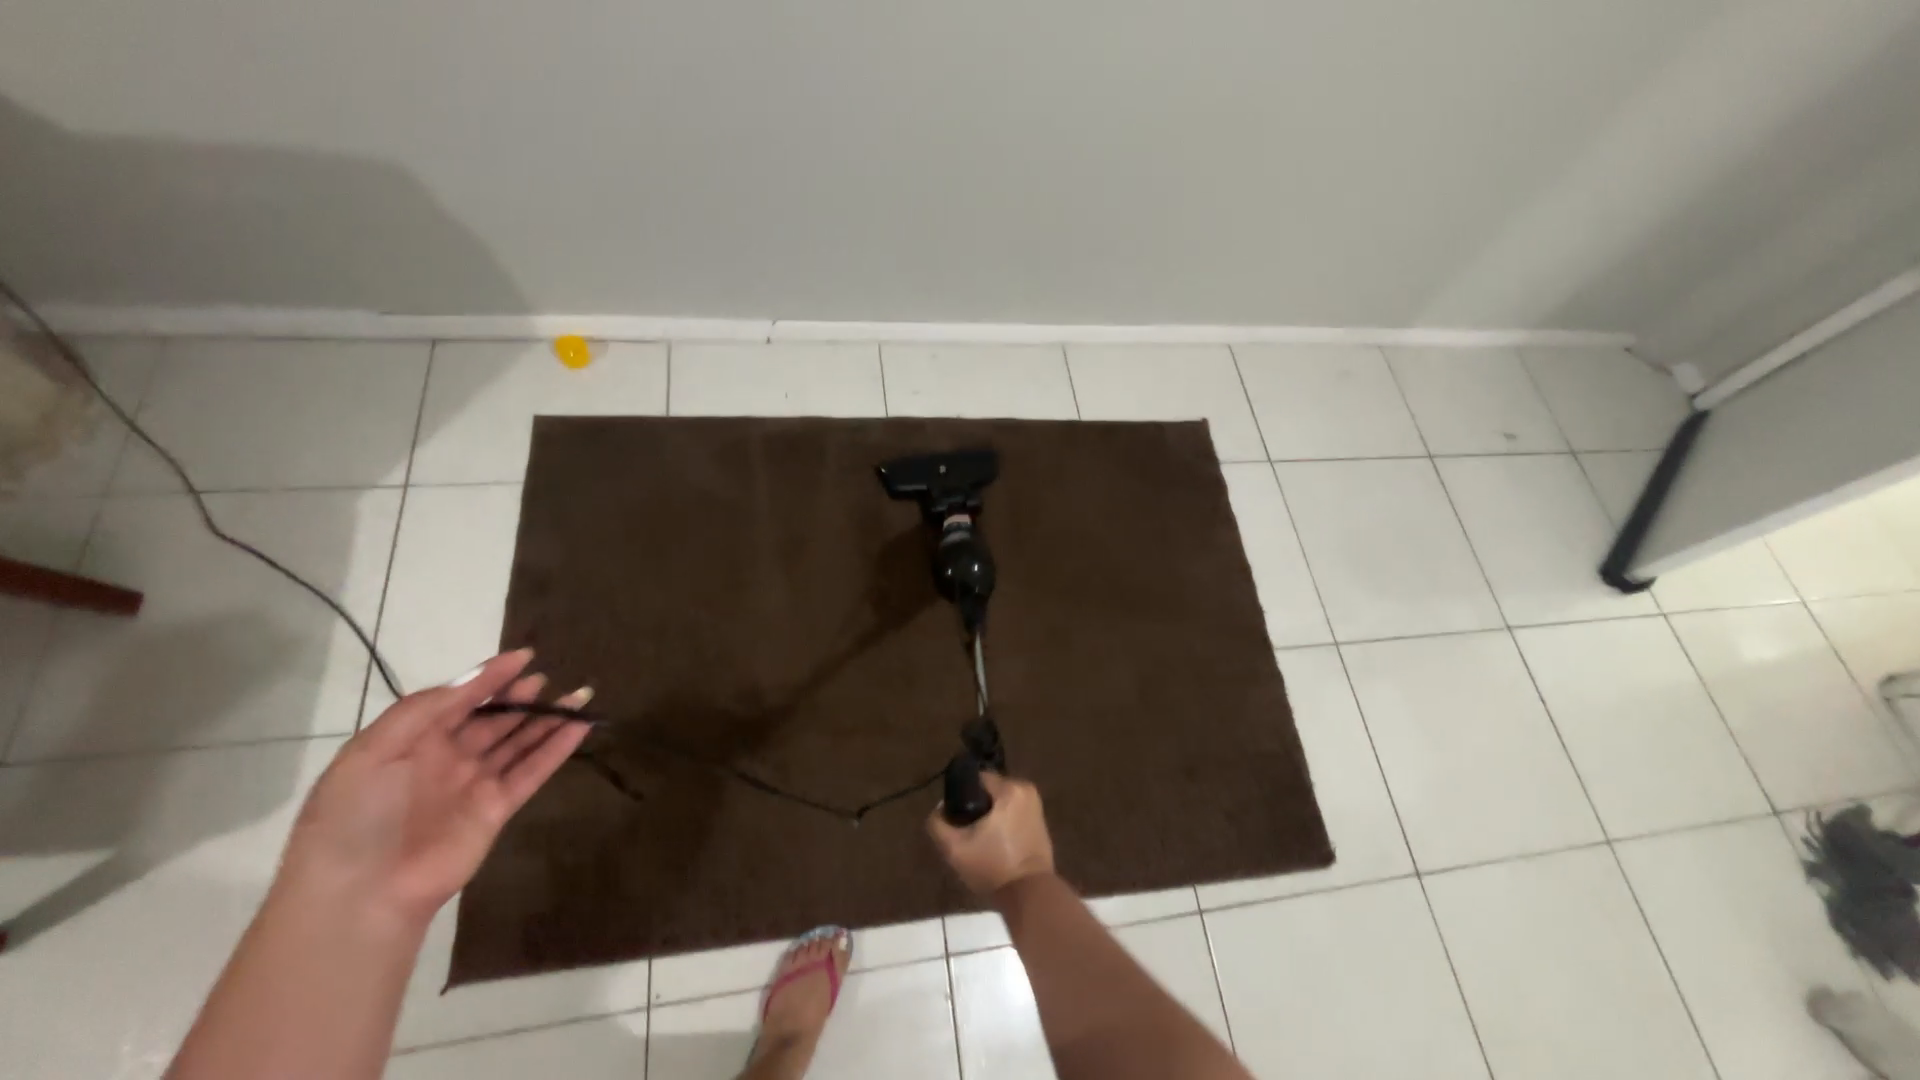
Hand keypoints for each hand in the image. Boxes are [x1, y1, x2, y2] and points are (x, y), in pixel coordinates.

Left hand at [276, 649, 592, 924]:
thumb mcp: (372, 751)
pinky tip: (579, 727)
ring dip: (547, 718)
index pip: (458, 700)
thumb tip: (476, 677)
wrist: (360, 892)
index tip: (524, 656)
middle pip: (491, 719)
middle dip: (518, 697)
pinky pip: (532, 771)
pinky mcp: (497, 809)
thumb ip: (425, 709)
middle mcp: (446, 759)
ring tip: (579, 694)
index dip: (489, 677)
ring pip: (518, 742)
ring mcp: (473, 784)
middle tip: (544, 678)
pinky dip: (557, 749)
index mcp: (410, 742)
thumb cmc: (355, 816)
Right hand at [927, 772, 1054, 895]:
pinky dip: (1003, 823)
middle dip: (976, 806)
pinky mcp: (1041, 822)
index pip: (977, 778)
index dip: (961, 794)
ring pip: (1002, 803)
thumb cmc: (993, 867)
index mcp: (1010, 789)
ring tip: (979, 840)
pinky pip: (1014, 813)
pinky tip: (995, 844)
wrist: (1029, 894)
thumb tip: (940, 808)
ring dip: (990, 816)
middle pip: (990, 790)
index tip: (956, 817)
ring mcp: (1036, 807)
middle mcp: (1027, 791)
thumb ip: (939, 823)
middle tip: (966, 832)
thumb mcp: (955, 848)